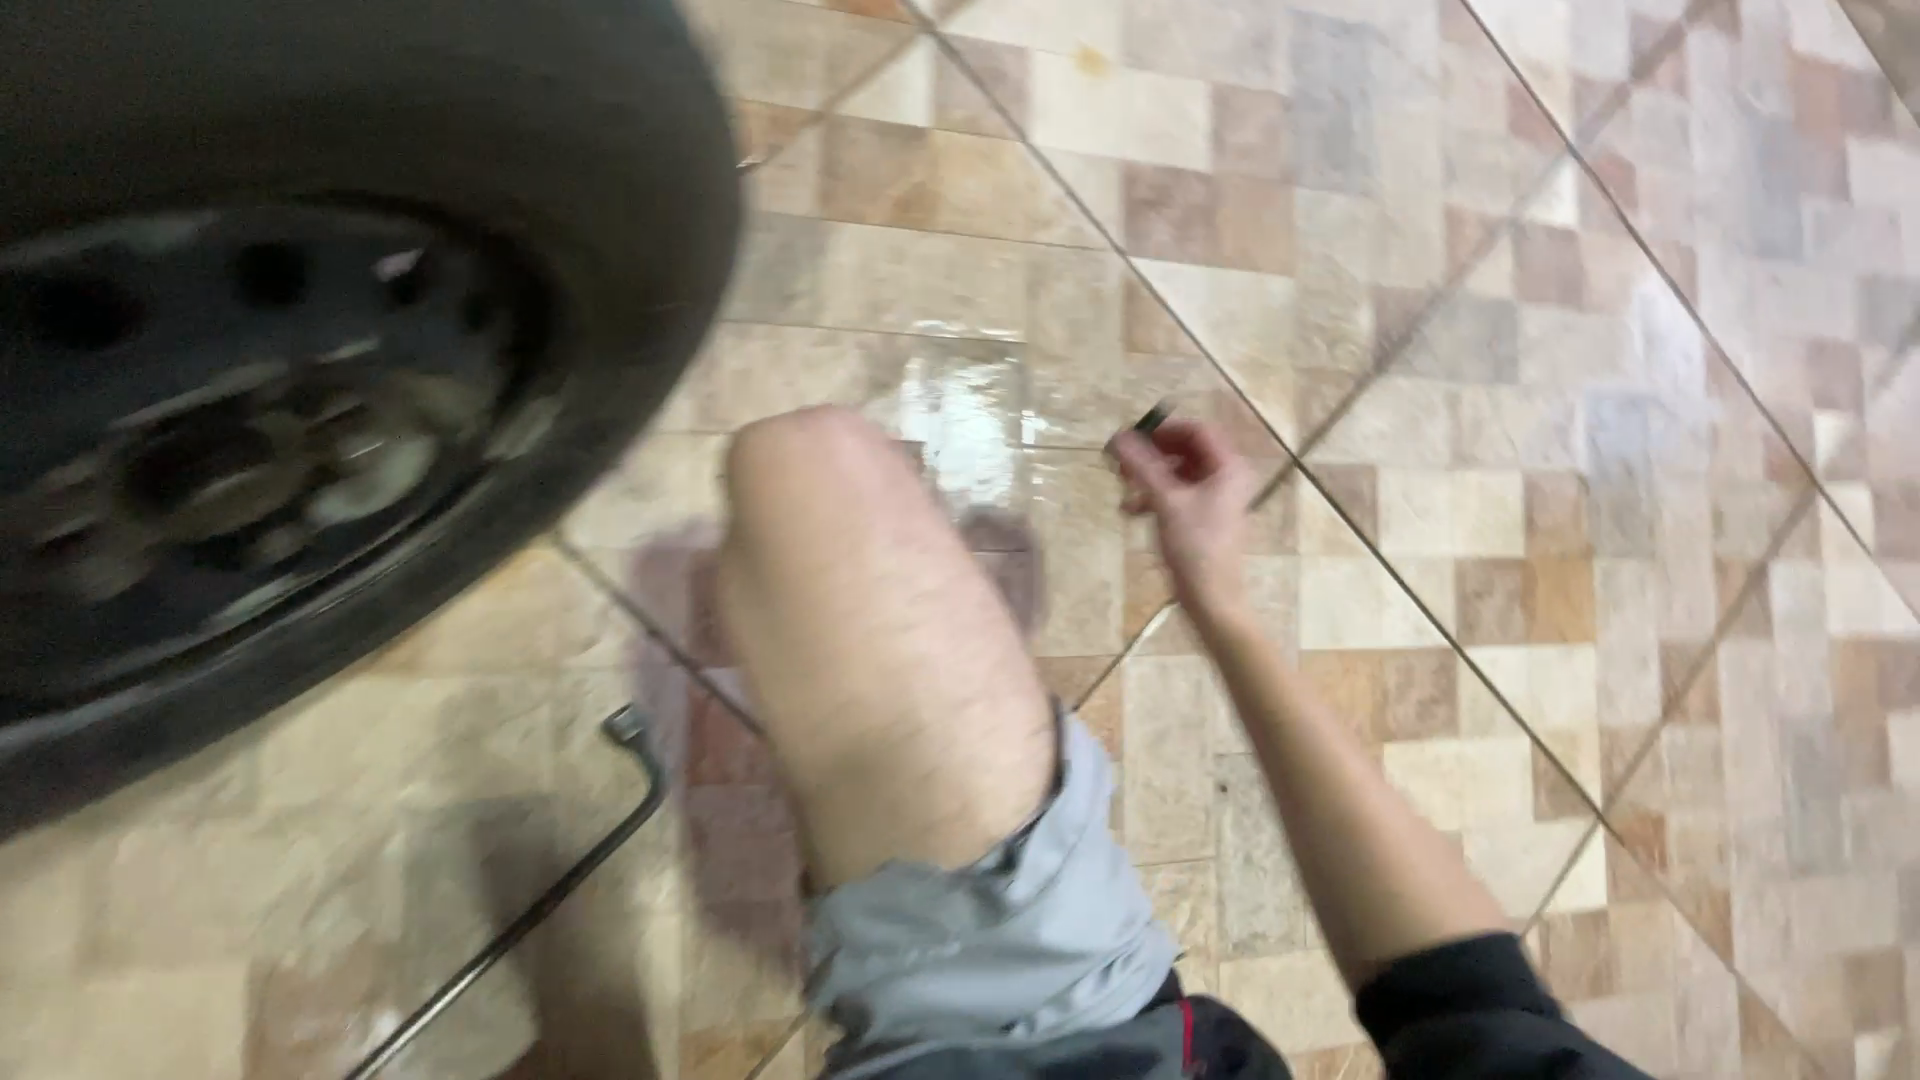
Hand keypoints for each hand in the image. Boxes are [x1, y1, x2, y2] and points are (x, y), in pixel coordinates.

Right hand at [1106, 417, 1256, 615]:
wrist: (1211, 598)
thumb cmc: (1195, 546)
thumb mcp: (1165, 501)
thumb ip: (1142, 466)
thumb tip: (1117, 437)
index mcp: (1229, 467)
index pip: (1196, 430)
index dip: (1163, 430)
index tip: (1133, 439)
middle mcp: (1227, 477)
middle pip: (1185, 450)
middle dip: (1152, 455)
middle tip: (1123, 462)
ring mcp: (1216, 498)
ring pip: (1178, 473)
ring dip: (1149, 477)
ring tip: (1124, 488)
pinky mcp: (1203, 517)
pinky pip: (1177, 494)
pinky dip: (1155, 496)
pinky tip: (1132, 510)